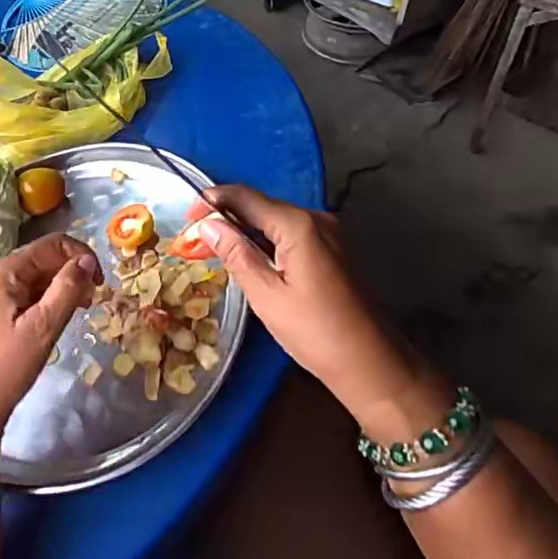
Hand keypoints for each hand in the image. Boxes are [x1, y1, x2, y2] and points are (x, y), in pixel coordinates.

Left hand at [0, 234, 100, 433]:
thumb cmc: (7, 366)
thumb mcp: (44, 326)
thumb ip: (68, 288)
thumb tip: (87, 260)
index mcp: (6, 271)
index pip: (53, 243)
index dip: (81, 255)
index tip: (99, 283)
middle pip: (47, 257)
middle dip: (74, 272)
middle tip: (92, 301)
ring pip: (42, 276)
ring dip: (66, 287)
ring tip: (80, 311)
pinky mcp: (0, 312)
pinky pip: (33, 293)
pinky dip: (52, 300)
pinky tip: (61, 319)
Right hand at [187, 187, 445, 439]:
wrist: (370, 362)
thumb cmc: (316, 332)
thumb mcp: (267, 295)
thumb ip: (236, 254)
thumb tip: (208, 225)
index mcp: (298, 224)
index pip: (245, 197)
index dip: (212, 202)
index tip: (186, 218)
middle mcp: (315, 219)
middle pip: (261, 205)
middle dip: (226, 217)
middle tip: (195, 240)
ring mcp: (327, 234)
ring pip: (275, 221)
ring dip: (244, 230)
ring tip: (214, 250)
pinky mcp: (331, 250)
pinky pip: (290, 235)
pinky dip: (265, 242)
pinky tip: (248, 259)